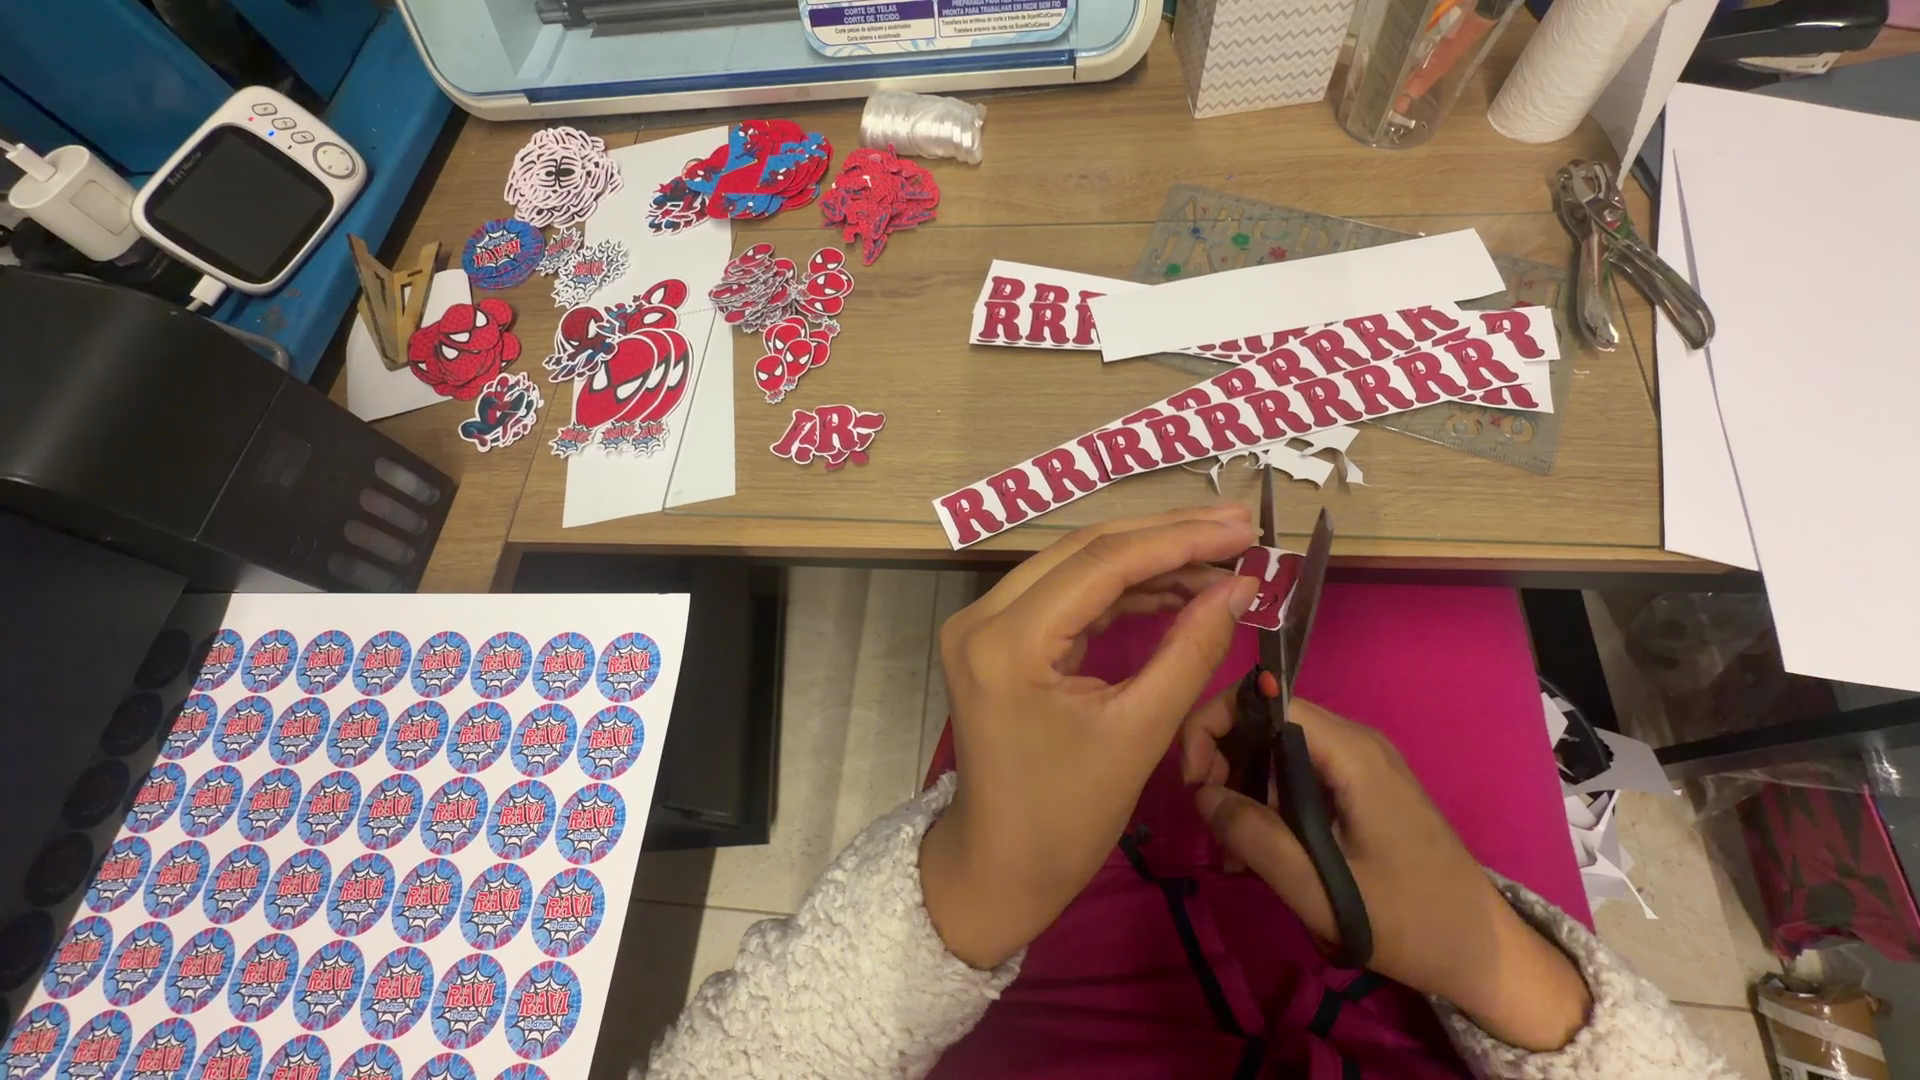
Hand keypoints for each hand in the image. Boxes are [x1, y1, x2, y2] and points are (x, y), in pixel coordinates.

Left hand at [919, 506, 1261, 969]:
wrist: (1000, 866)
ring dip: (1146, 560)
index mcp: (1007, 642)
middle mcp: (982, 616)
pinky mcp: (996, 636)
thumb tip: (1240, 586)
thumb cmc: (1067, 817)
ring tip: (1219, 556)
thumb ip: (1190, 650)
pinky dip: (1119, 589)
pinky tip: (1174, 586)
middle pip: (1084, 551)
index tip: (1243, 527)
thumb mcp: (1139, 733)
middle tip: (1237, 527)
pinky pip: (1064, 595)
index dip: (1178, 540)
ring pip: (1074, 566)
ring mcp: (983, 624)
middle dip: (1165, 537)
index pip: (1100, 563)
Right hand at [1191, 700, 1592, 1051]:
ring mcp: (1361, 765)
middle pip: (1266, 722)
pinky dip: (1269, 803)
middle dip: (1225, 763)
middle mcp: (1355, 744)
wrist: (1488, 958)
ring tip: (1233, 848)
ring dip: (1244, 789)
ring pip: (1277, 751)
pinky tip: (1260, 849)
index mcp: (1352, 754)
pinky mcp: (1361, 789)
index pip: (1265, 699)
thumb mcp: (1320, 889)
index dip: (1216, 726)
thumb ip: (1255, 837)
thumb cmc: (1411, 921)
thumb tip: (1202, 796)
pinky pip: (1299, 776)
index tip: (1195, 782)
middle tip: (1211, 821)